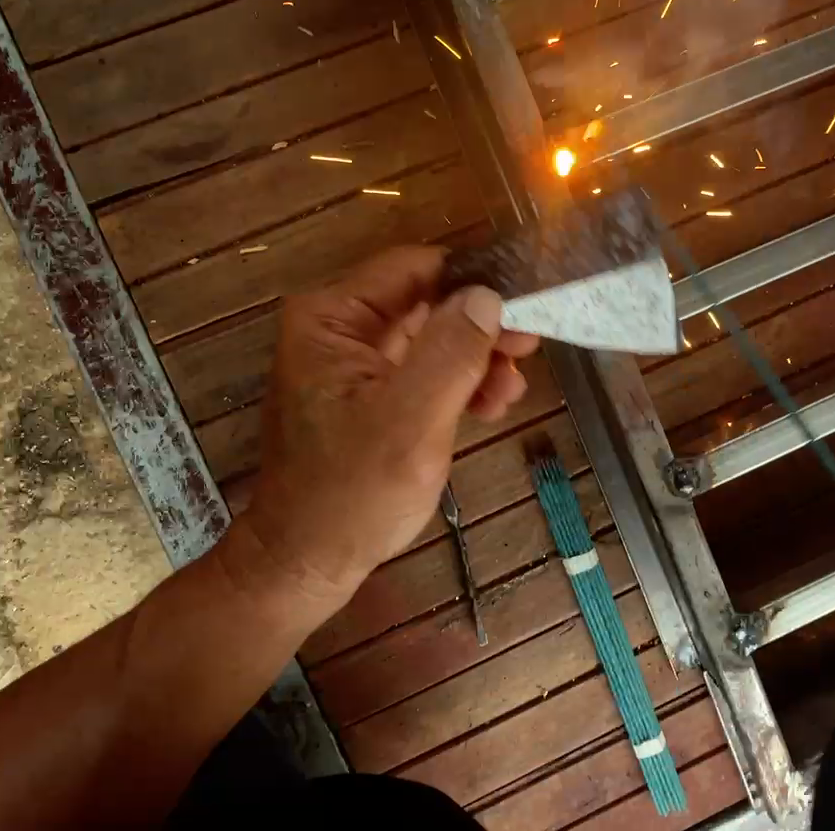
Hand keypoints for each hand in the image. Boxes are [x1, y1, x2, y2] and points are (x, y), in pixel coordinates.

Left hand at [239, 247, 539, 603]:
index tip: (523, 301)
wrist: (306, 564)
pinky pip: (421, 370)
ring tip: (511, 389)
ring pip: (430, 336)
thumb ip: (451, 352)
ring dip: (474, 357)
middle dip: (479, 325)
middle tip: (528, 345)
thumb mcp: (411, 420)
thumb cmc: (352, 494)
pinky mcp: (368, 394)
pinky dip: (456, 382)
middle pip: (425, 302)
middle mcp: (338, 328)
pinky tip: (489, 405)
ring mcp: (352, 363)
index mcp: (332, 318)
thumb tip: (488, 295)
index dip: (472, 281)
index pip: (415, 269)